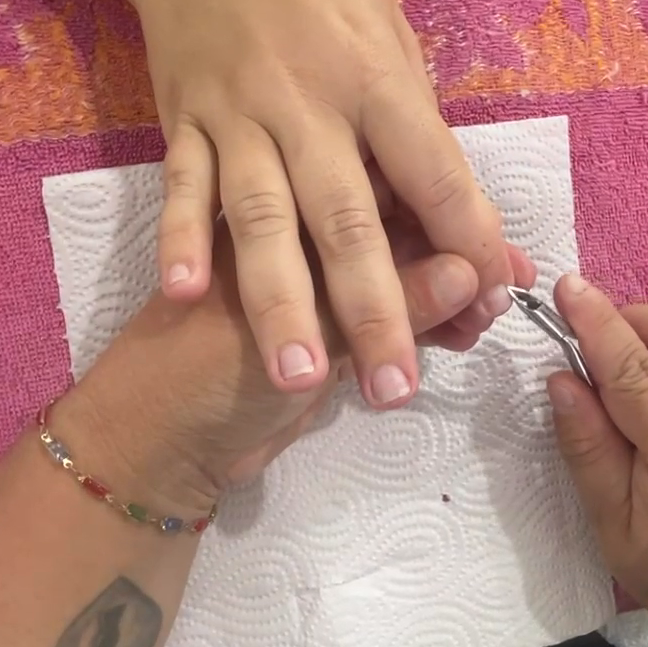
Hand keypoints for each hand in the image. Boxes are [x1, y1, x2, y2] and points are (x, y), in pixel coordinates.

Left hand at [68, 220, 536, 513]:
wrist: (148, 445)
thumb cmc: (198, 376)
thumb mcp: (292, 332)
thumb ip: (378, 301)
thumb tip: (464, 274)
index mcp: (288, 203)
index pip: (386, 201)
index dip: (450, 235)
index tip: (500, 273)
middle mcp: (303, 229)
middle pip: (397, 237)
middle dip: (454, 270)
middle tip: (499, 305)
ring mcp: (312, 278)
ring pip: (394, 276)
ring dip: (440, 299)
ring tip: (483, 327)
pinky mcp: (317, 328)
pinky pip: (378, 317)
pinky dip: (417, 327)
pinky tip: (453, 336)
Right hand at [118, 0, 512, 409]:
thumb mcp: (394, 48)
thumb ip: (430, 148)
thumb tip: (483, 244)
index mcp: (375, 79)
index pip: (434, 174)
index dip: (469, 241)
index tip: (494, 302)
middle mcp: (307, 103)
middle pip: (348, 219)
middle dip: (376, 310)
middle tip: (397, 388)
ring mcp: (236, 115)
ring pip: (261, 220)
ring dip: (281, 303)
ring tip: (302, 377)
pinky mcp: (181, 123)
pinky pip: (182, 188)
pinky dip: (182, 240)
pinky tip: (185, 295)